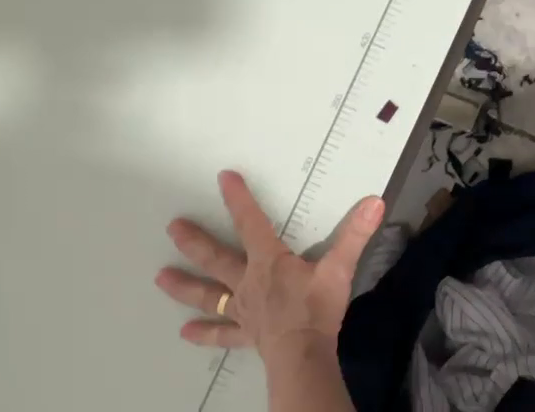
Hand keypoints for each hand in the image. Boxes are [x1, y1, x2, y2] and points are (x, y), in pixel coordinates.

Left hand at [155, 170, 382, 359]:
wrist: (302, 356)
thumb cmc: (317, 309)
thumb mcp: (340, 268)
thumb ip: (356, 234)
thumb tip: (375, 201)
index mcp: (269, 262)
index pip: (251, 224)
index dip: (238, 200)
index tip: (223, 177)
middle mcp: (248, 282)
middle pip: (216, 259)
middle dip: (195, 242)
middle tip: (172, 227)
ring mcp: (242, 310)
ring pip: (208, 295)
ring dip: (184, 286)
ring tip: (159, 277)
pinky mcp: (245, 334)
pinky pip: (221, 333)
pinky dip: (204, 332)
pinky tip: (185, 333)